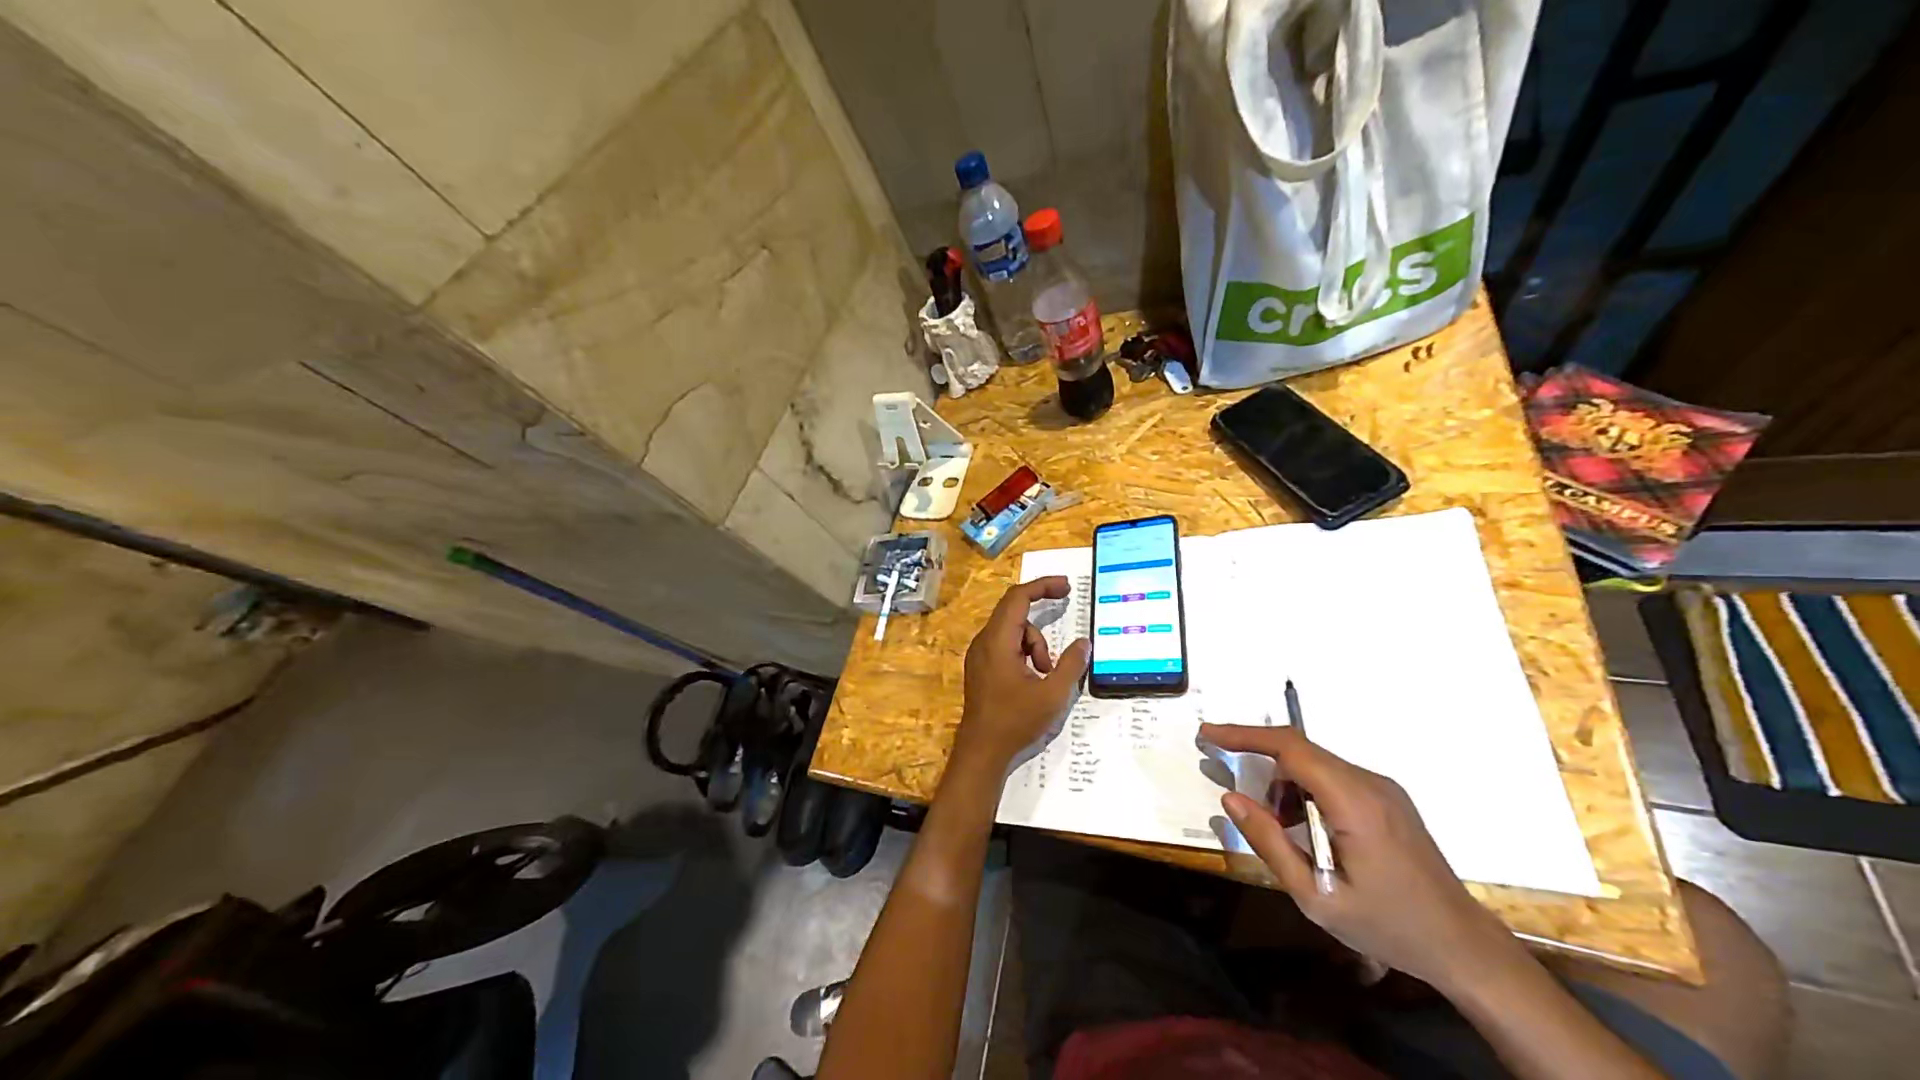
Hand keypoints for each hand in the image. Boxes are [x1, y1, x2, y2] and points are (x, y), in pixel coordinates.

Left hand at [954, 578, 1090, 771]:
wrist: (982, 750)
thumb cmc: (1016, 721)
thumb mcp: (1053, 693)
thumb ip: (1071, 664)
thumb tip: (1084, 642)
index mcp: (997, 641)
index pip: (1017, 598)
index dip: (1042, 586)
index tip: (1066, 587)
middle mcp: (984, 642)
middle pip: (1015, 613)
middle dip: (1042, 621)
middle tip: (1063, 624)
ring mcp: (979, 655)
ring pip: (1012, 632)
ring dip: (1034, 645)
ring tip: (1045, 674)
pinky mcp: (981, 667)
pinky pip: (1005, 646)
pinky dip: (1023, 654)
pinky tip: (1033, 678)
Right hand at [1200, 724, 1524, 991]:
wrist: (1463, 947)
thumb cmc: (1388, 926)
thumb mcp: (1316, 896)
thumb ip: (1269, 843)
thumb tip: (1231, 799)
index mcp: (1354, 803)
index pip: (1290, 748)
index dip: (1244, 735)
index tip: (1209, 734)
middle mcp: (1370, 783)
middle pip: (1301, 751)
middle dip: (1261, 763)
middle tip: (1238, 794)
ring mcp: (1384, 789)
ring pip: (1317, 765)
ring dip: (1286, 786)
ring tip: (1281, 831)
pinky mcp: (1389, 800)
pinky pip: (1335, 779)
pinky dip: (1308, 793)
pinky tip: (1308, 832)